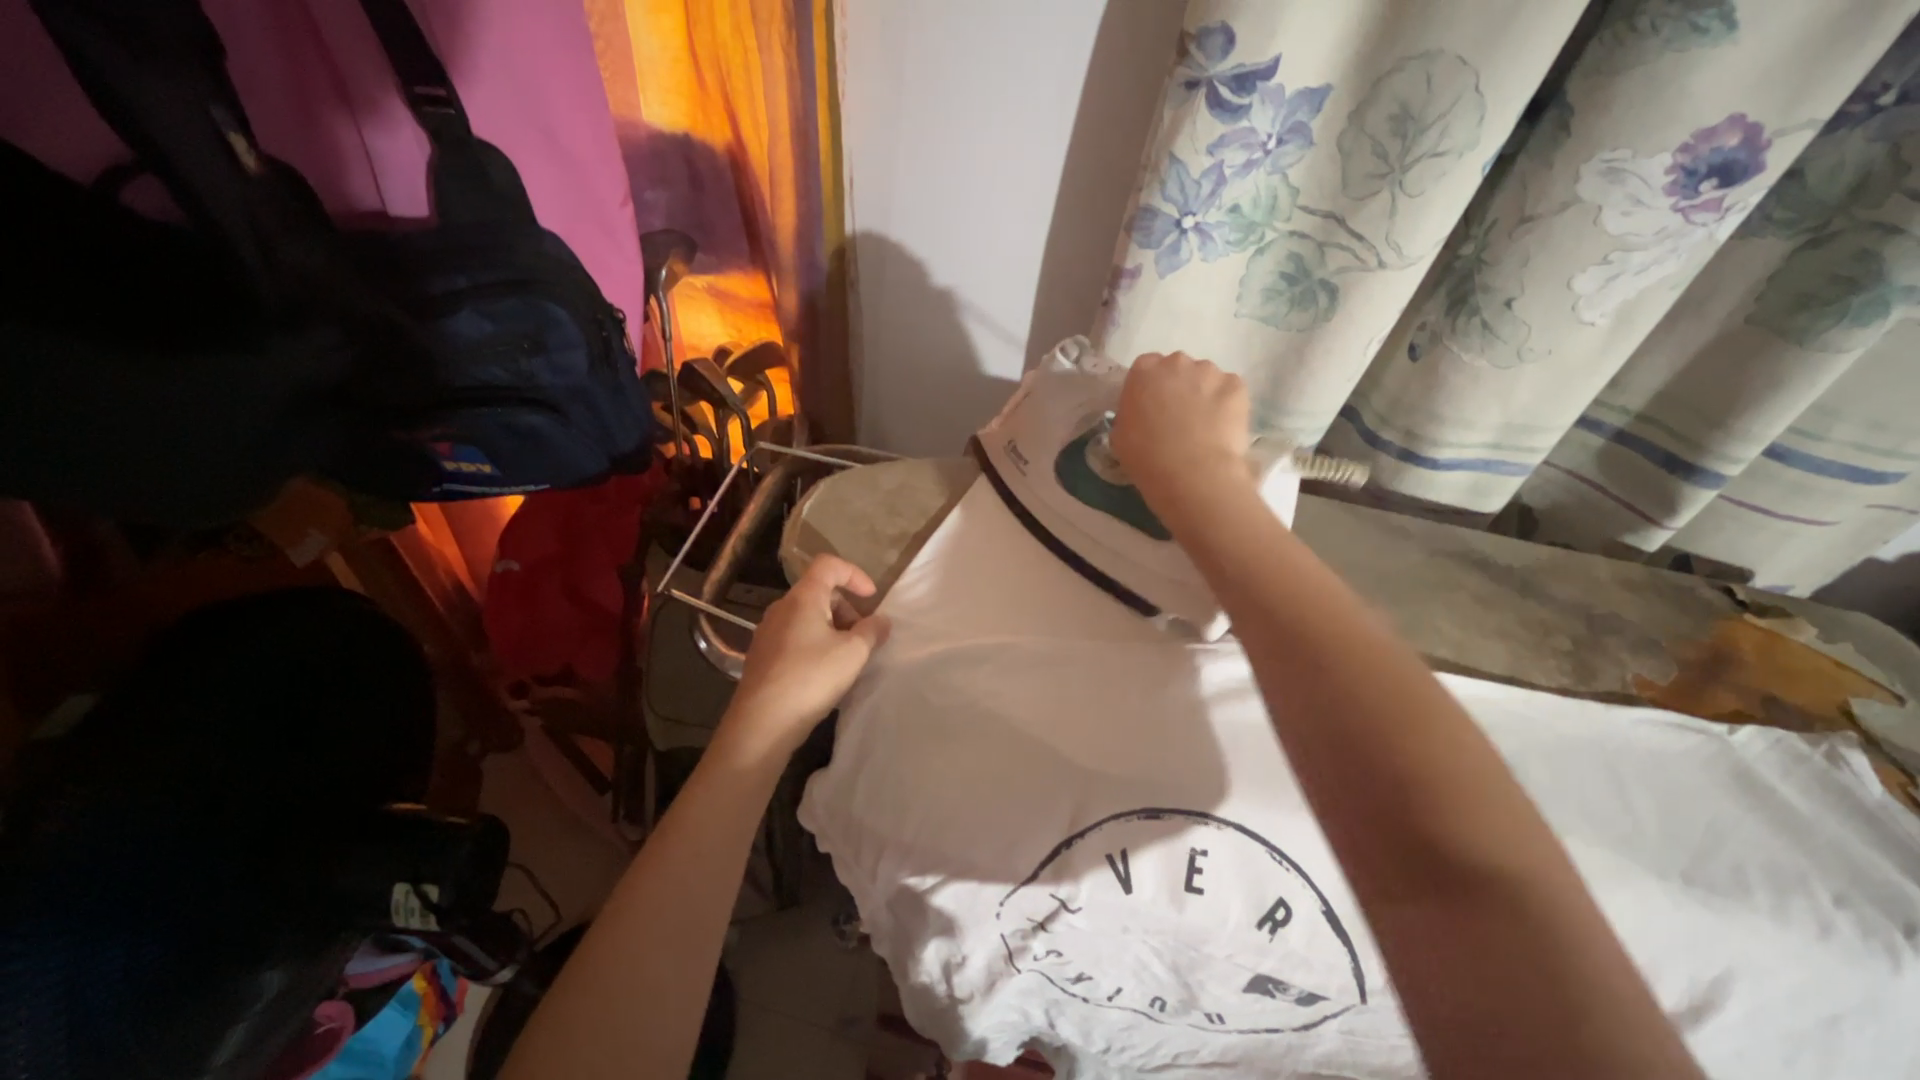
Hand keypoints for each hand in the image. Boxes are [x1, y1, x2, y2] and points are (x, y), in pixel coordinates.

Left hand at [718, 554, 890, 762]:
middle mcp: (781, 608)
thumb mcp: (853, 653)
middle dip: (846, 608)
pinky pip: (795, 637)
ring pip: (806, 617)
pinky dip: (815, 643)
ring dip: (832, 628)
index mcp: (802, 598)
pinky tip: (824, 672)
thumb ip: (872, 631)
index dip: (854, 574)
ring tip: (847, 657)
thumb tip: (882, 620)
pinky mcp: (762, 656)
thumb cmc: (811, 678)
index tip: (871, 598)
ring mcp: (767, 632)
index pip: (828, 565)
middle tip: (864, 636)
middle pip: (818, 592)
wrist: (762, 722)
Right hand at [1110, 352, 1253, 513]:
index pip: (1146, 368)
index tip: (1152, 408)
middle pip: (1178, 369)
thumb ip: (1130, 414)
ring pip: (1206, 379)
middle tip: (1179, 417)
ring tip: (1204, 426)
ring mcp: (1209, 371)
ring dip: (1204, 395)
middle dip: (1179, 387)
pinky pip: (1230, 391)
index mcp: (1144, 370)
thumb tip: (1142, 416)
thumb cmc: (1147, 457)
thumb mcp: (1120, 436)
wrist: (1192, 474)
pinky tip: (1222, 428)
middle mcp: (1176, 362)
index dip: (1150, 389)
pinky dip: (1227, 405)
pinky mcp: (1236, 385)